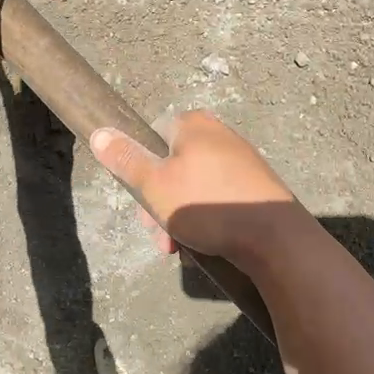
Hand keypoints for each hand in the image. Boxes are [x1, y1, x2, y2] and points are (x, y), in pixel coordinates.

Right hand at [90, 111, 304, 264]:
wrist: (274, 238)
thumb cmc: (207, 205)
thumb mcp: (154, 184)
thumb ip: (126, 160)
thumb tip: (100, 132)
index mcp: (193, 124)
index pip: (151, 136)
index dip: (139, 169)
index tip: (140, 201)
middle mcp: (218, 136)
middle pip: (171, 168)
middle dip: (158, 206)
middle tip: (159, 236)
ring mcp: (239, 163)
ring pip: (192, 190)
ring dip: (178, 221)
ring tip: (179, 249)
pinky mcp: (254, 190)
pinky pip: (216, 202)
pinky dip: (204, 223)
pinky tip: (202, 247)